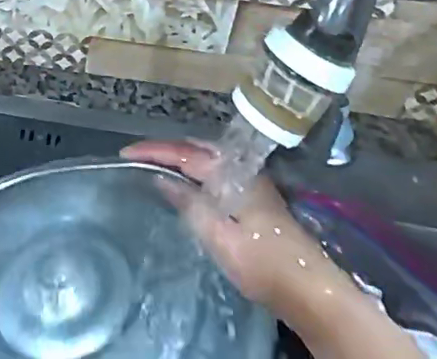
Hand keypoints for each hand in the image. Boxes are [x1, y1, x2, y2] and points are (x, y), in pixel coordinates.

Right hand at [120, 139, 341, 309]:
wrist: (310, 287)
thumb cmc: (263, 263)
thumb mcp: (220, 238)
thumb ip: (190, 205)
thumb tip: (163, 178)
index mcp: (231, 172)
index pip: (184, 153)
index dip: (154, 151)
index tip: (126, 152)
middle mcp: (241, 168)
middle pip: (196, 149)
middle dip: (165, 148)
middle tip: (137, 156)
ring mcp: (250, 180)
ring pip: (207, 158)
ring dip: (180, 157)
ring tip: (154, 163)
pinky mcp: (254, 196)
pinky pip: (215, 171)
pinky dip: (194, 169)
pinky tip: (186, 182)